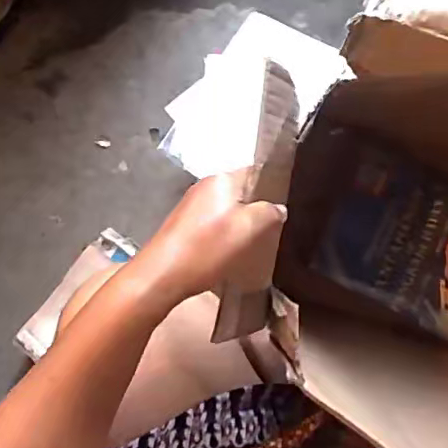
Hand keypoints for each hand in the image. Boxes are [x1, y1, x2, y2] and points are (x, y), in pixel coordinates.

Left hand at [132, 171, 285, 309]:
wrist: (160, 276)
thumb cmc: (206, 248)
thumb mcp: (247, 229)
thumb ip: (269, 213)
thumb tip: (279, 208)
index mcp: (221, 179)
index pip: (255, 171)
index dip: (274, 185)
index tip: (288, 202)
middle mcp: (205, 185)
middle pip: (242, 191)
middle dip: (258, 207)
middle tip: (275, 226)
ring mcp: (192, 205)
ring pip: (228, 208)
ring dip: (242, 222)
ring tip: (255, 241)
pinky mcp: (185, 224)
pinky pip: (215, 221)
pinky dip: (226, 232)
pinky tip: (231, 250)